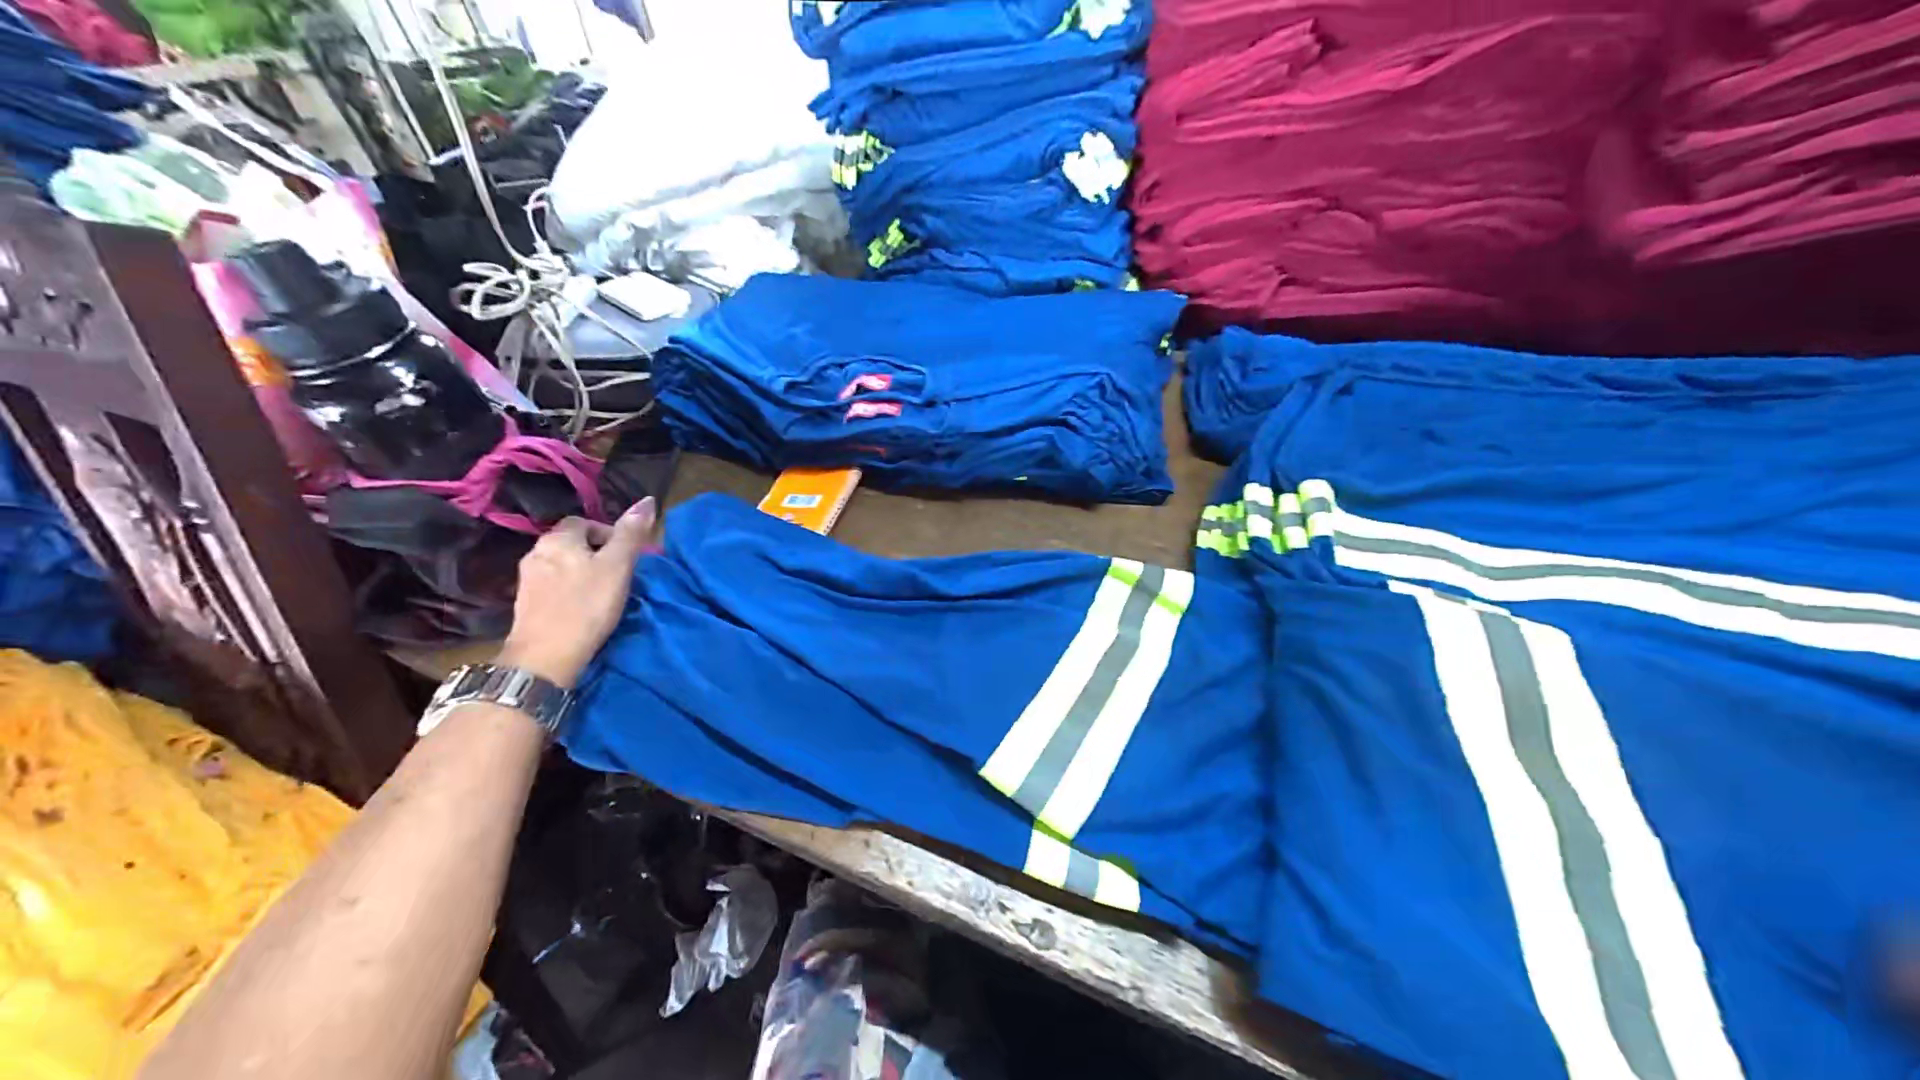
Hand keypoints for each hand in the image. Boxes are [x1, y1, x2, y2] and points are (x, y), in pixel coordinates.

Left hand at [497, 498, 656, 687]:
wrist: (545, 657)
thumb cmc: (586, 605)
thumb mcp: (617, 567)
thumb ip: (630, 534)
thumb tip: (646, 500)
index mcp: (557, 538)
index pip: (584, 521)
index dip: (607, 533)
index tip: (626, 555)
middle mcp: (535, 552)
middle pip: (571, 543)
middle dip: (595, 553)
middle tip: (618, 574)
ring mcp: (527, 580)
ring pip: (561, 565)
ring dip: (581, 572)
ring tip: (603, 592)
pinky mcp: (525, 605)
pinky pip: (552, 586)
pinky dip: (569, 590)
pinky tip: (581, 607)